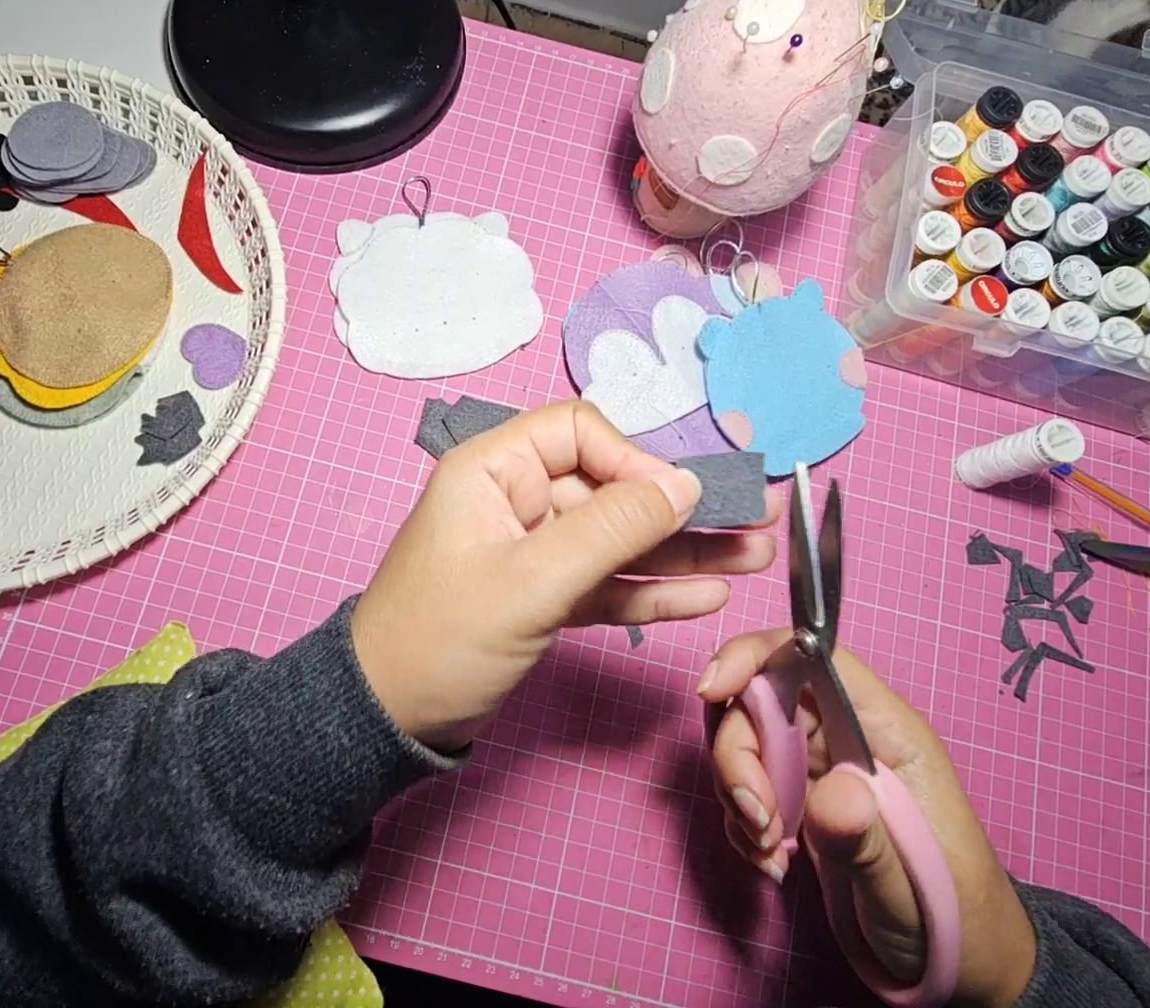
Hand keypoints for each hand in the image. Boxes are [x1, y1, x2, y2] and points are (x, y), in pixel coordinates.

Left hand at [354, 401, 779, 751]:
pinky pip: (608, 582)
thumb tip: (683, 484)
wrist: (392, 715)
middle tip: (757, 518)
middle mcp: (518, 499)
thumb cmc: (442, 636)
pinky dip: (652, 589)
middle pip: (613, 488)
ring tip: (753, 555)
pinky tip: (705, 594)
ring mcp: (535, 549)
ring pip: (619, 539)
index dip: (635, 460)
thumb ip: (611, 529)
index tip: (680, 497)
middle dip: (681, 508)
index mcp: (495, 470)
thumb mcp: (530, 579)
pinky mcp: (546, 595)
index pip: (580, 433)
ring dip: (682, 550)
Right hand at [700, 636, 1036, 1007]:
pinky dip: (741, 820)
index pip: (811, 658)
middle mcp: (843, 734)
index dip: (753, 656)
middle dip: (737, 755)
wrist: (960, 964)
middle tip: (757, 821)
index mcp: (884, 730)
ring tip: (770, 853)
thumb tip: (832, 792)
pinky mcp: (796, 794)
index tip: (711, 692)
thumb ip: (867, 845)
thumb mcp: (910, 896)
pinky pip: (745, 783)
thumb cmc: (955, 923)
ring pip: (743, 741)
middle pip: (760, 701)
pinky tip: (770, 862)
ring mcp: (816, 763)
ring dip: (738, 794)